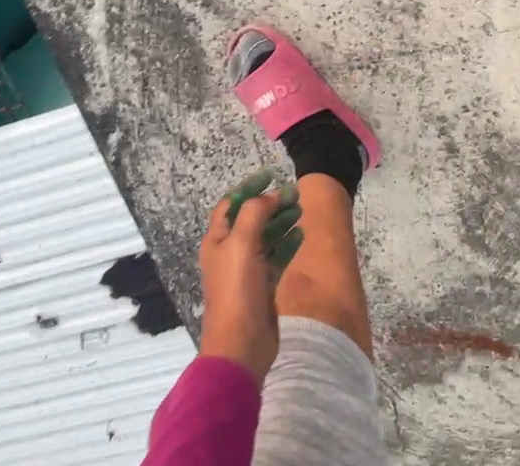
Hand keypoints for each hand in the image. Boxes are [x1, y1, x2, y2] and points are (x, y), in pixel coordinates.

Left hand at [196, 171, 302, 381]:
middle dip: (271, 204)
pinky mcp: (263, 286)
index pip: (232, 204)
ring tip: (301, 209)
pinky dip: (288, 243)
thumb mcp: (242, 244)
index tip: (272, 175)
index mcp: (217, 239)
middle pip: (251, 218)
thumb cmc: (237, 290)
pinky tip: (302, 234)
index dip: (249, 188)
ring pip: (266, 237)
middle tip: (295, 193)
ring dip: (281, 221)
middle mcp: (230, 251)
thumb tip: (270, 196)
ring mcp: (247, 270)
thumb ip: (255, 213)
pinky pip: (276, 257)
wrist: (241, 345)